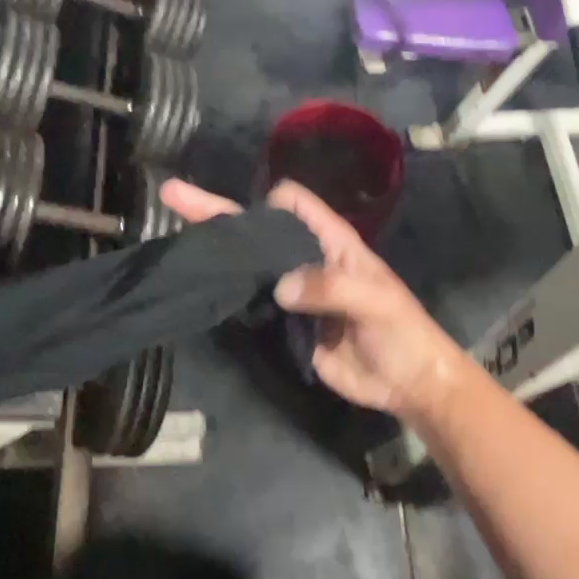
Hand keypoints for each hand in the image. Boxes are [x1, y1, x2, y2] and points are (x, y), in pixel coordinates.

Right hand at [161, 179, 471, 420]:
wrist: (407, 383)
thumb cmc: (400, 331)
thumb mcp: (373, 301)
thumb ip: (329, 288)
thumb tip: (279, 287)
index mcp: (330, 241)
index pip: (292, 202)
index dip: (267, 202)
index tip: (246, 220)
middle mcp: (306, 257)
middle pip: (257, 227)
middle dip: (216, 211)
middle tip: (172, 196)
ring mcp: (292, 290)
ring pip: (248, 263)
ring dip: (216, 252)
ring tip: (173, 242)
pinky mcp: (283, 323)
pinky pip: (250, 301)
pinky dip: (225, 291)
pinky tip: (197, 285)